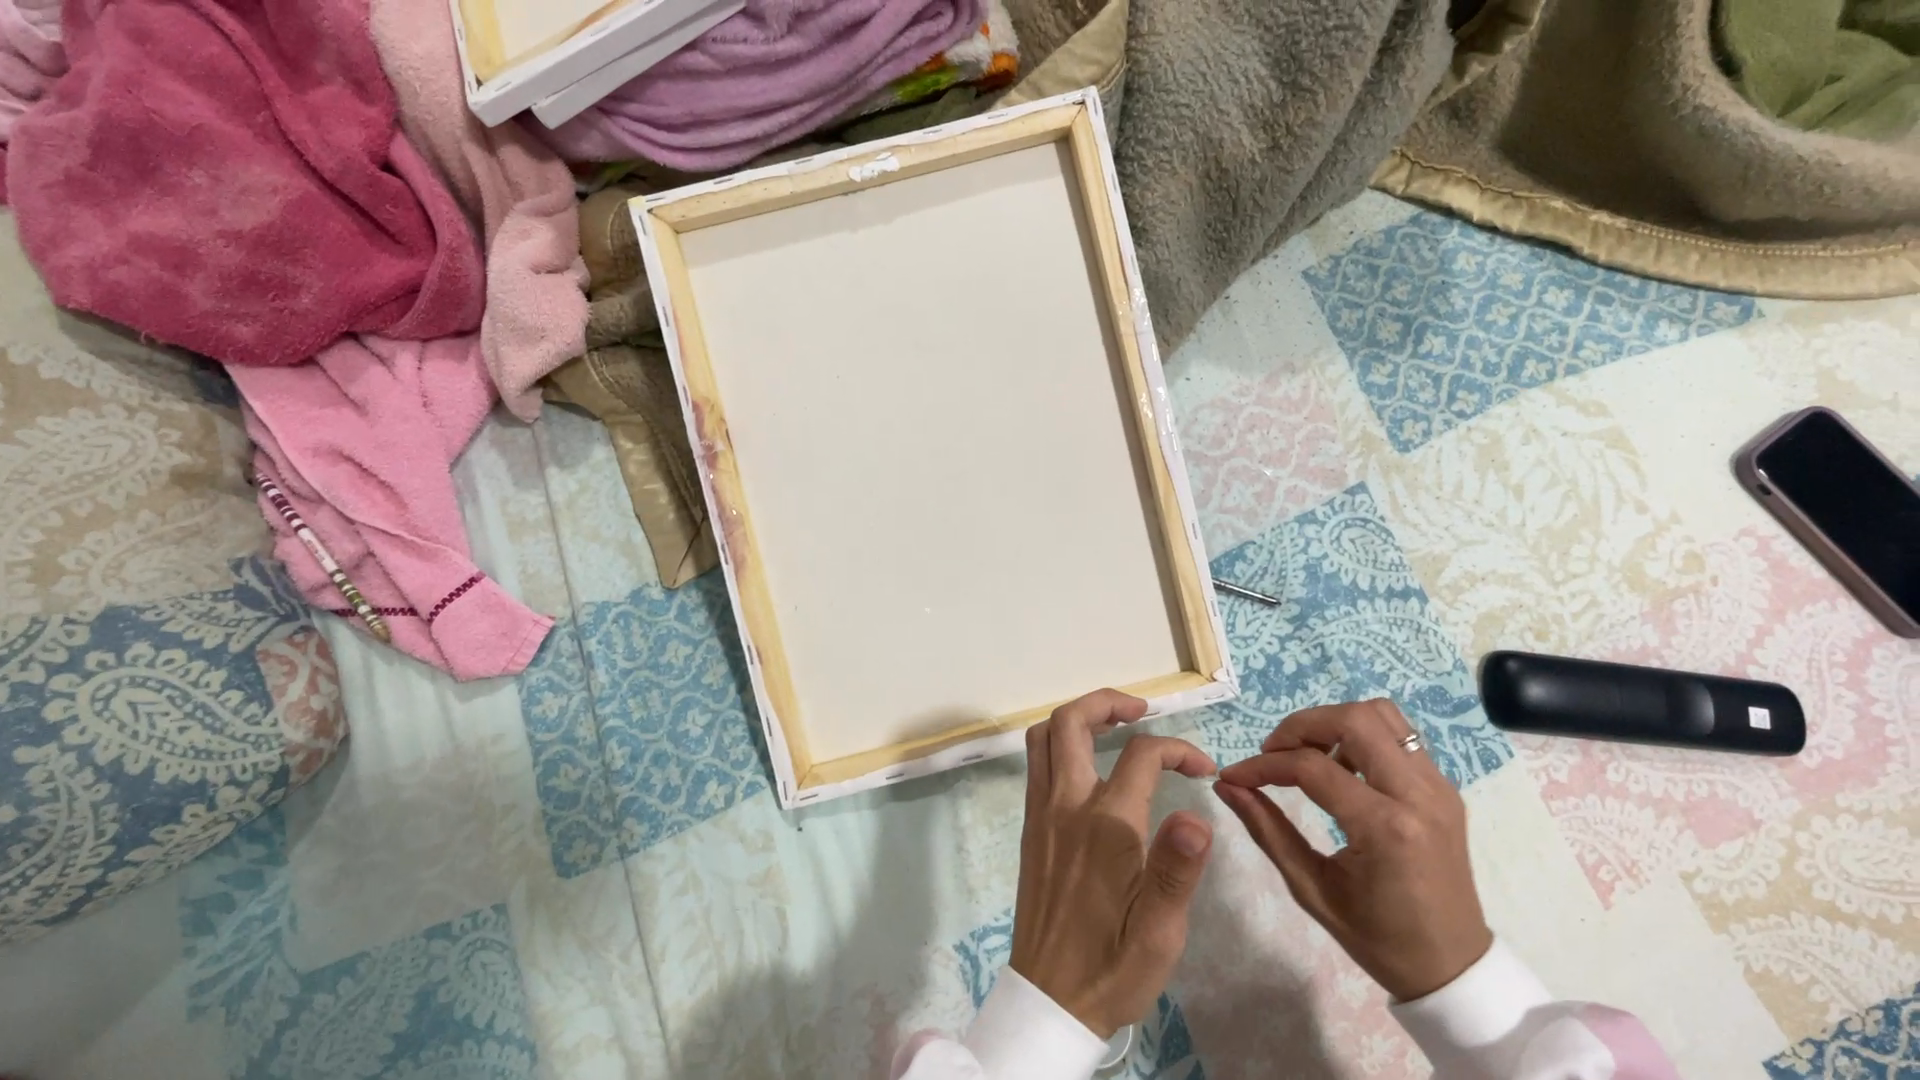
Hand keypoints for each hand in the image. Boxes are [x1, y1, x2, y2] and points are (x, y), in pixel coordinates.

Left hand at [1011, 689, 1218, 1036]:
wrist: (1049, 998)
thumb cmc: (1112, 967)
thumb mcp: (1160, 933)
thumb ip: (1177, 870)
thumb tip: (1197, 816)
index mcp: (1106, 827)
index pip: (1143, 755)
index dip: (1179, 749)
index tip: (1204, 769)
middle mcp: (1066, 807)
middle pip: (1070, 722)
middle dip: (1106, 701)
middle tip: (1143, 710)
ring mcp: (1042, 815)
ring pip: (1044, 737)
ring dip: (1078, 719)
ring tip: (1116, 727)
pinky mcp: (1031, 829)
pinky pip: (1038, 764)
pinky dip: (1062, 745)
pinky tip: (1091, 766)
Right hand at [1213, 699, 1492, 1001]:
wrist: (1452, 966)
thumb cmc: (1377, 938)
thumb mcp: (1311, 888)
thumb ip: (1267, 830)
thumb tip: (1227, 786)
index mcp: (1385, 828)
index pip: (1312, 767)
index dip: (1263, 765)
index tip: (1235, 776)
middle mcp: (1418, 794)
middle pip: (1354, 719)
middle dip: (1301, 726)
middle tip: (1274, 753)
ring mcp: (1439, 786)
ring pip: (1382, 714)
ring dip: (1334, 724)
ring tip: (1309, 757)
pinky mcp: (1444, 787)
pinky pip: (1400, 735)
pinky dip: (1362, 735)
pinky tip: (1341, 767)